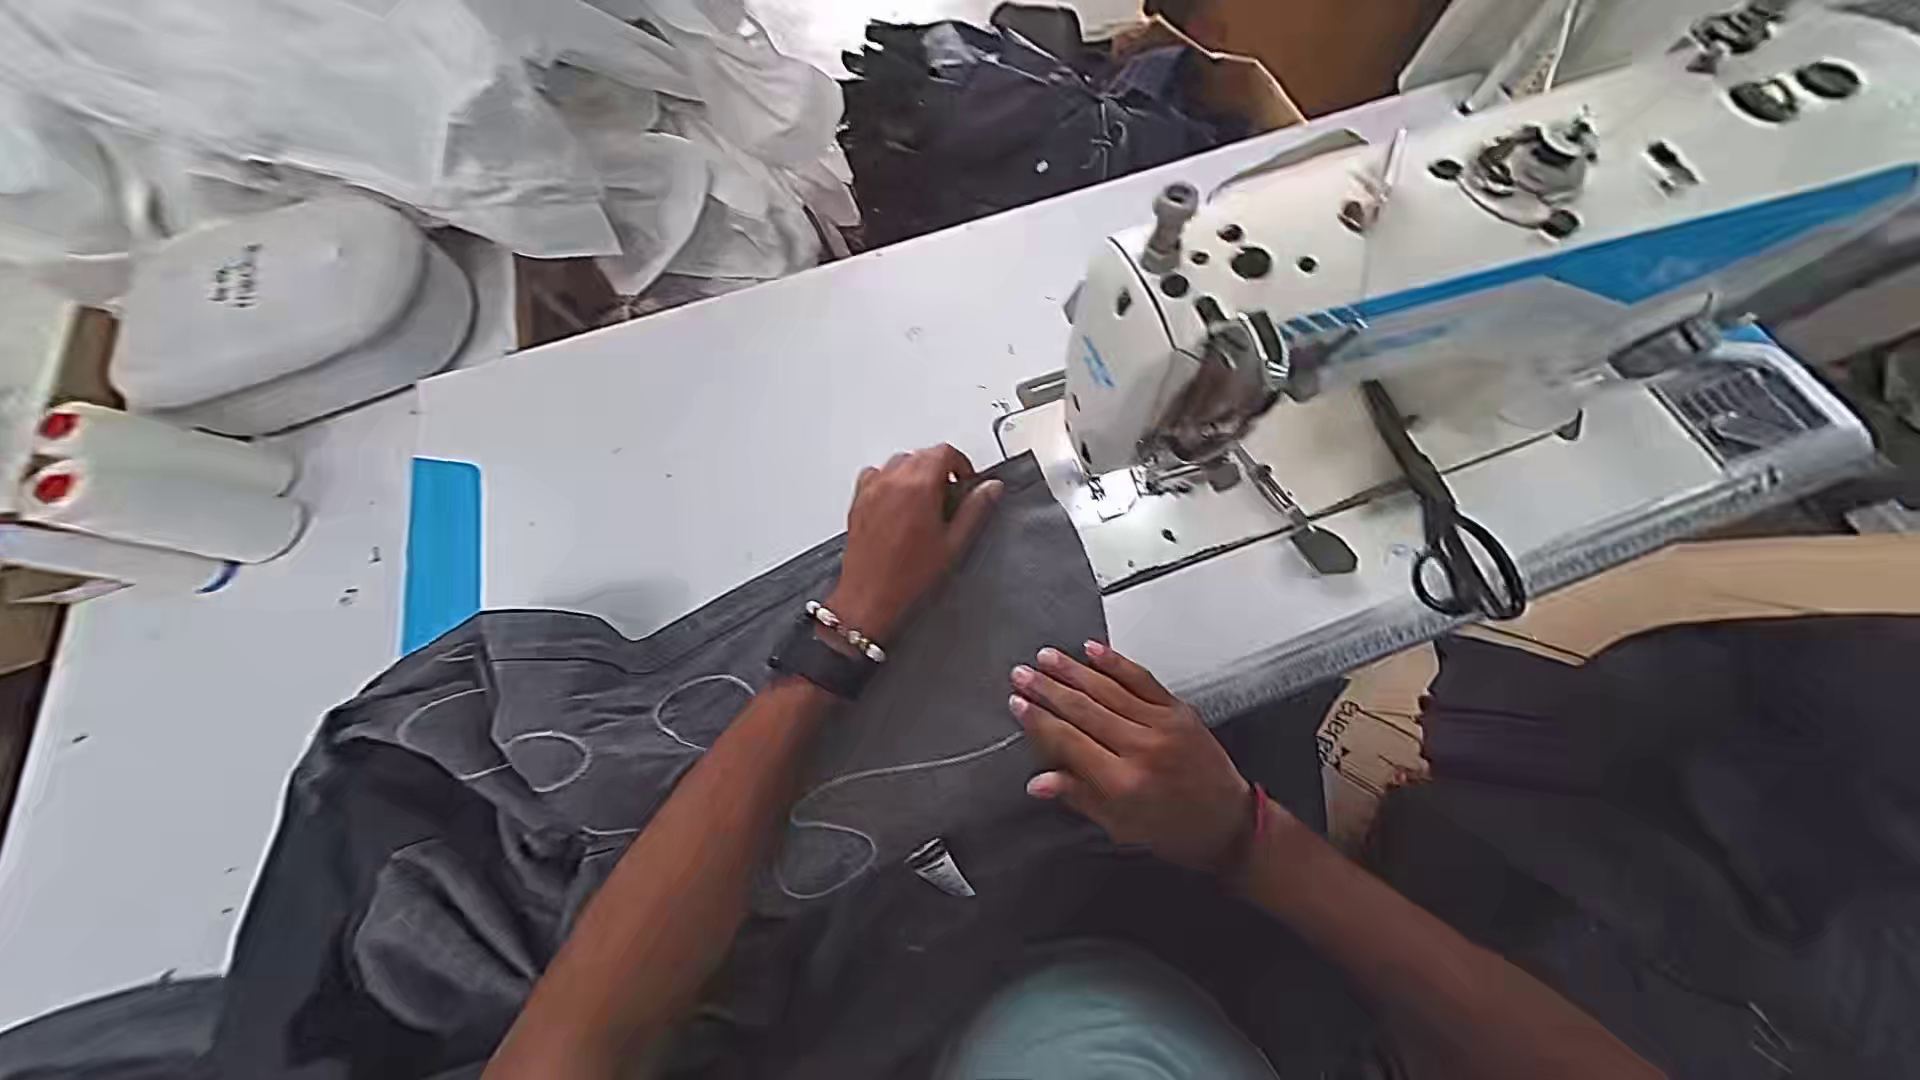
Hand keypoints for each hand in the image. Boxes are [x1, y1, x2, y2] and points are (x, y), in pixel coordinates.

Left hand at [827, 444, 1002, 642]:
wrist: (870, 597)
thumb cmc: (907, 577)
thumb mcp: (954, 544)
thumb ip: (975, 510)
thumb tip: (990, 488)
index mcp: (919, 487)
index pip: (944, 452)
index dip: (961, 464)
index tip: (966, 482)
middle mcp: (893, 481)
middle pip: (922, 454)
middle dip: (940, 468)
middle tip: (951, 494)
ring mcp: (873, 489)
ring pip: (899, 462)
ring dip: (916, 472)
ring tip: (926, 498)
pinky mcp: (859, 501)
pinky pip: (875, 475)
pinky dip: (889, 480)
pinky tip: (898, 502)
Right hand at [1009, 642, 1251, 870]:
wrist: (1230, 826)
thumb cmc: (1176, 831)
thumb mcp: (1119, 826)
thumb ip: (1078, 797)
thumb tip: (1039, 783)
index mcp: (1124, 783)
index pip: (1067, 741)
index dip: (1038, 720)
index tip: (1018, 704)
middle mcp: (1142, 749)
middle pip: (1082, 709)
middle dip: (1046, 688)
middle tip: (1022, 675)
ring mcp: (1162, 725)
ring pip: (1106, 689)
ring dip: (1071, 670)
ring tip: (1046, 657)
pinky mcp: (1179, 711)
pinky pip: (1141, 679)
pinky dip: (1114, 662)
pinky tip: (1093, 650)